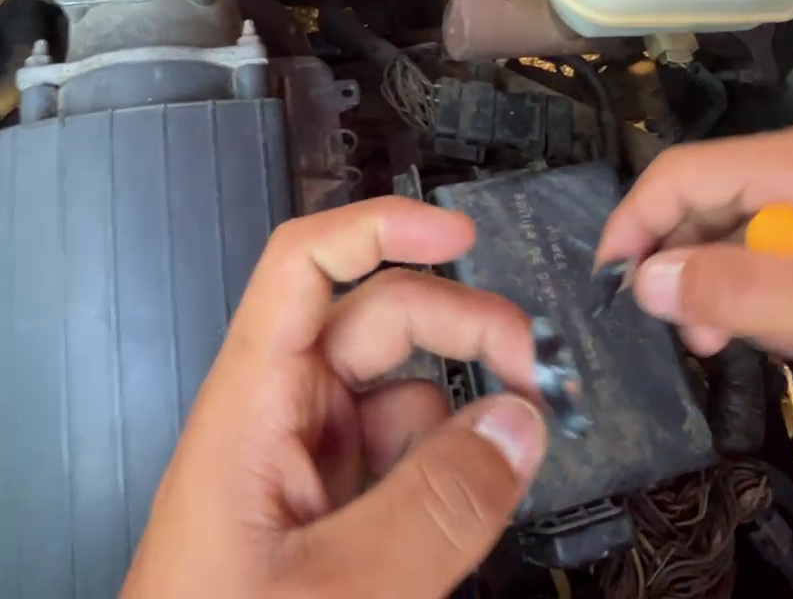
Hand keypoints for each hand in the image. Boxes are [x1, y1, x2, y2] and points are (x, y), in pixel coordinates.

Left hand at [125, 198, 549, 598]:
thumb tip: (519, 424)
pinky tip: (480, 497)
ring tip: (520, 446)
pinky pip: (411, 452)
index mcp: (254, 401)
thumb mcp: (339, 588)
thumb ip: (436, 507)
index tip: (460, 234)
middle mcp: (284, 411)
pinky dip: (456, 460)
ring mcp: (314, 458)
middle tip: (538, 369)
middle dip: (463, 323)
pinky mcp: (339, 504)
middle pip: (380, 317)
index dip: (378, 229)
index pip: (303, 266)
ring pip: (406, 388)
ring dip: (469, 402)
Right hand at [595, 122, 792, 436]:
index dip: (634, 225)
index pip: (680, 174)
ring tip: (737, 347)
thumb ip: (736, 290)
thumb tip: (645, 280)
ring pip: (746, 234)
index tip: (611, 286)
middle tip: (682, 335)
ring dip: (728, 287)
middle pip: (708, 201)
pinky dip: (774, 297)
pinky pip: (789, 257)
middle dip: (682, 263)